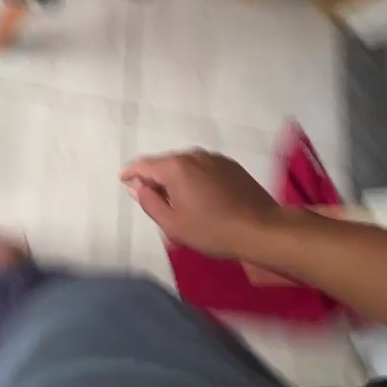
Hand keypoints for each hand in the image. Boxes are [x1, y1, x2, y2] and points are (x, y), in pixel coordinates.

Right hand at [121, 150, 282, 258]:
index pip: (143, 165)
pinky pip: (203, 168)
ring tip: (180, 201)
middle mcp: (192, 155)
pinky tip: (203, 198)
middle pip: (164, 164)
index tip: (123, 181)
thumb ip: (149, 202)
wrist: (263, 230)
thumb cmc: (213, 230)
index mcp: (174, 167)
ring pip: (185, 166)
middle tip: (155, 200)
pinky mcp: (231, 166)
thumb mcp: (173, 225)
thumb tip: (136, 187)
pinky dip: (196, 179)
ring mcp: (214, 159)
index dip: (130, 173)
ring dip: (177, 179)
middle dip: (155, 179)